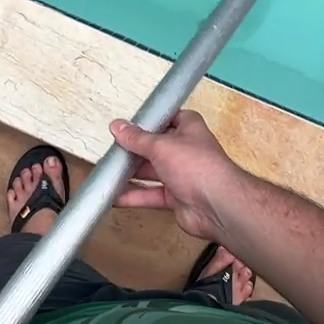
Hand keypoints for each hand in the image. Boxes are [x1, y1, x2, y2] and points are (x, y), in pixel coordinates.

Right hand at [111, 110, 246, 243]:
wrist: (216, 205)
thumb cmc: (195, 165)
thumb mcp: (161, 145)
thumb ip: (137, 138)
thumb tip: (117, 125)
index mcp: (188, 128)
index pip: (167, 118)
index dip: (149, 120)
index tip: (126, 123)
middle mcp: (185, 149)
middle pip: (155, 146)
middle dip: (134, 150)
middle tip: (110, 150)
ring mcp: (181, 174)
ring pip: (151, 171)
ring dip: (131, 173)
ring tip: (106, 172)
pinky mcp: (176, 197)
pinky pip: (151, 194)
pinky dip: (134, 196)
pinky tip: (114, 196)